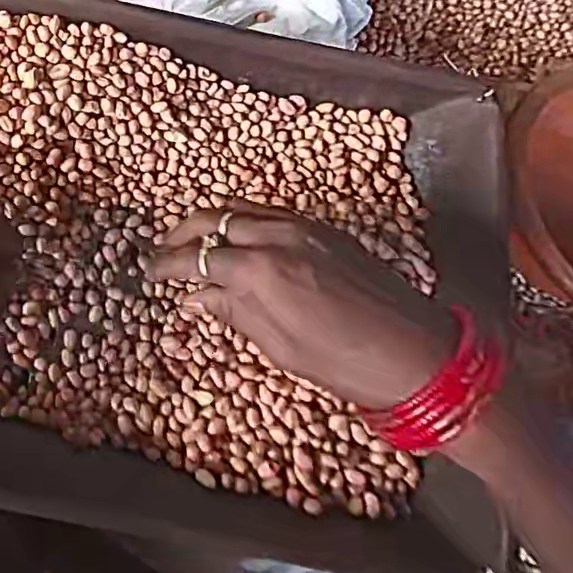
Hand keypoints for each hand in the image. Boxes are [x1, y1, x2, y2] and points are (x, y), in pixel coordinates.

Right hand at [144, 202, 452, 409]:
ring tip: (196, 242)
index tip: (150, 272)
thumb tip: (195, 297)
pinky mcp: (326, 231)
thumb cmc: (345, 363)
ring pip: (242, 209)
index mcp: (261, 270)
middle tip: (164, 250)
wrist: (423, 356)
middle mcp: (279, 236)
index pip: (197, 257)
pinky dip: (244, 221)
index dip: (167, 265)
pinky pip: (271, 213)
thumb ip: (232, 310)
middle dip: (182, 233)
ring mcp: (305, 228)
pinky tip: (239, 241)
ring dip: (212, 222)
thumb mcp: (278, 346)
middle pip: (213, 218)